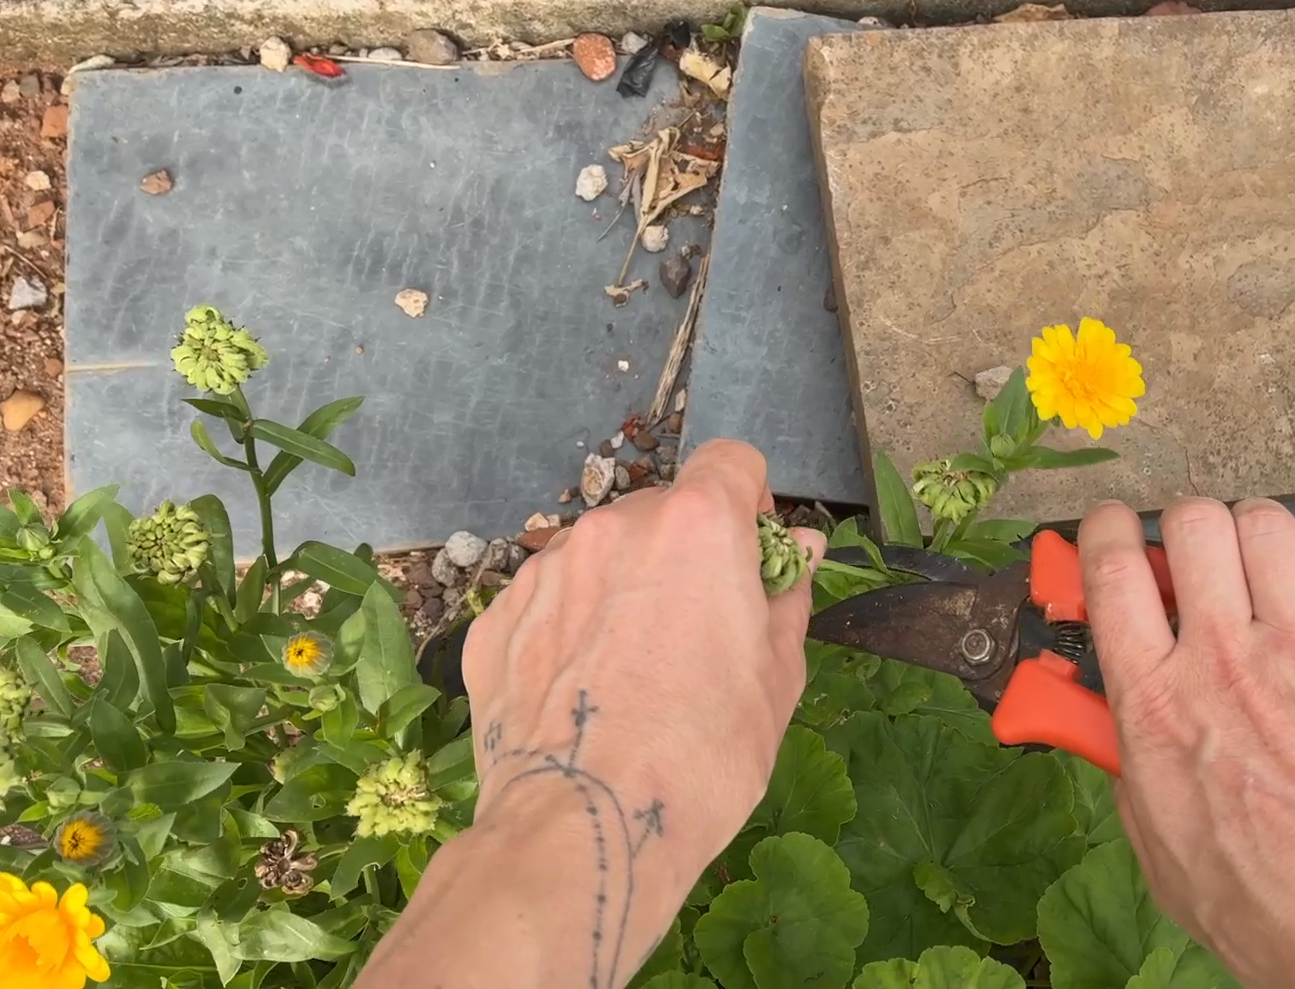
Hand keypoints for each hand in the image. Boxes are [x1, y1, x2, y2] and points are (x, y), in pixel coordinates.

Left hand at [360, 441, 821, 988]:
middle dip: (690, 548)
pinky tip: (583, 686)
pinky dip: (576, 619)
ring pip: (609, 550)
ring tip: (632, 664)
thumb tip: (796, 550)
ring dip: (630, 582)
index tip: (750, 553)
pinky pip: (556, 594)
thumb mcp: (779, 671)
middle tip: (696, 624)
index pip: (733, 461)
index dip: (752, 500)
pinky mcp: (497, 617)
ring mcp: (549, 568)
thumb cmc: (708, 748)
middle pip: (669, 508)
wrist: (583, 833)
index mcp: (699, 525)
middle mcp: (618, 525)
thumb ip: (788, 592)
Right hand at [1078, 488, 1294, 986]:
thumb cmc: (1261, 906)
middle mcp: (1222, 654)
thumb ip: (1123, 759)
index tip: (1113, 528)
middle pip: (1191, 524)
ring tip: (1266, 555)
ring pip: (1269, 525)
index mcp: (1156, 697)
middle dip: (1187, 523)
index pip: (1111, 570)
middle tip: (1199, 554)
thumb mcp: (1153, 840)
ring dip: (1258, 526)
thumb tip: (1112, 711)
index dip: (1104, 529)